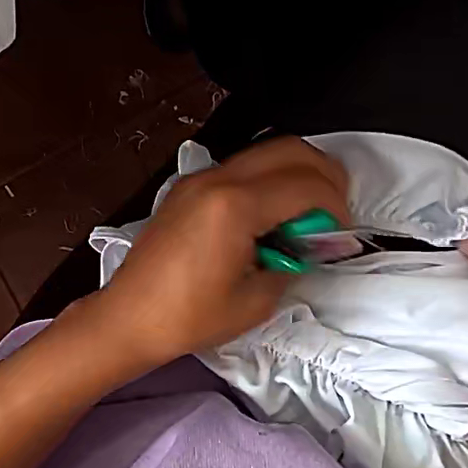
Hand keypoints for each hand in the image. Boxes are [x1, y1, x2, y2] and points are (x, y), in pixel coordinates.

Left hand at [86, 136, 349, 365]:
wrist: (127, 318)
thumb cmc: (189, 318)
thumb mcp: (256, 301)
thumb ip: (293, 264)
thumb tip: (309, 246)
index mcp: (235, 206)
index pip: (306, 186)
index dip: (335, 207)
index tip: (341, 234)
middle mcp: (218, 179)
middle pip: (291, 149)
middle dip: (325, 174)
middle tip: (334, 209)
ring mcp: (200, 178)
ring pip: (267, 150)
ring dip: (297, 172)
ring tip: (307, 211)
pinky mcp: (189, 185)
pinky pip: (243, 165)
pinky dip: (270, 178)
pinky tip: (271, 214)